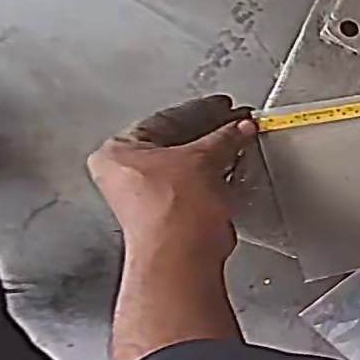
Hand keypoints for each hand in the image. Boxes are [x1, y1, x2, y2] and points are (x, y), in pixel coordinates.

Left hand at [88, 95, 255, 261]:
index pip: (165, 119)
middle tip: (237, 121)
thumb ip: (224, 137)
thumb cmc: (172, 210)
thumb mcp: (202, 158)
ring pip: (189, 163)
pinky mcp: (174, 210)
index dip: (200, 110)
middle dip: (212, 131)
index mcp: (118, 152)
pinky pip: (198, 182)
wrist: (183, 253)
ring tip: (241, 139)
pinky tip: (235, 163)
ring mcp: (151, 194)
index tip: (223, 106)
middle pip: (178, 141)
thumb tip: (239, 126)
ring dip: (217, 152)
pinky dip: (217, 172)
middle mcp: (129, 173)